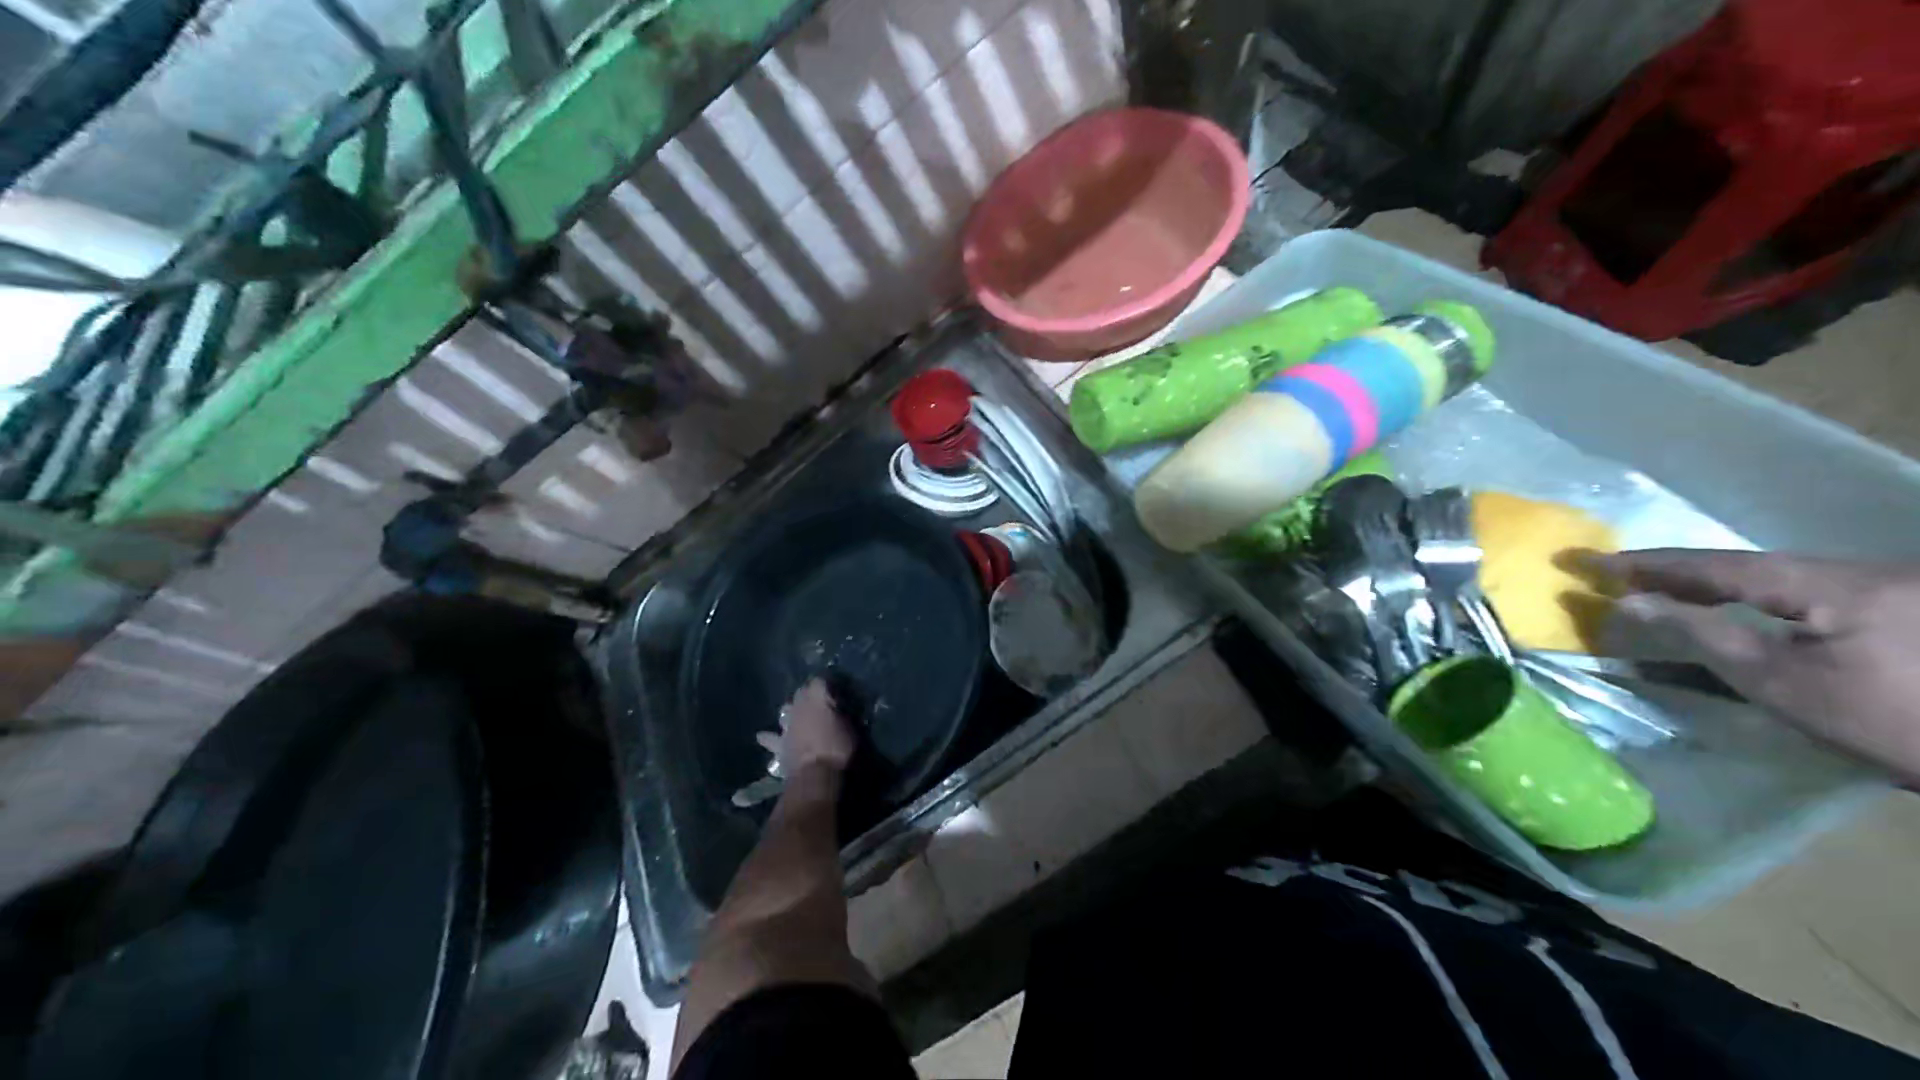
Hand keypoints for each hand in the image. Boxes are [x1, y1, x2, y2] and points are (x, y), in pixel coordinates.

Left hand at [765, 677, 855, 778]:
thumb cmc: (838, 749)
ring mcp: (787, 725)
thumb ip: (841, 714)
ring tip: (797, 714)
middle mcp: (799, 707)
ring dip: (791, 711)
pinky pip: (770, 739)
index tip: (834, 690)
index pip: (819, 681)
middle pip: (801, 692)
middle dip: (809, 694)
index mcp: (817, 699)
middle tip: (819, 701)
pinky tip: (762, 736)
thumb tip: (838, 708)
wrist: (815, 775)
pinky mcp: (779, 744)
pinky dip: (768, 737)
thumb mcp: (849, 728)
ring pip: (785, 710)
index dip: (826, 685)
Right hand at [1598, 550, 1919, 784]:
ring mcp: (1894, 589)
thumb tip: (1630, 602)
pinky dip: (1755, 598)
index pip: (1717, 566)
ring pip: (1780, 578)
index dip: (1646, 564)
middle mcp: (1867, 572)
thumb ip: (1704, 635)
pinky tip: (1731, 606)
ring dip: (1713, 585)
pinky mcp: (1906, 610)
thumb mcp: (1784, 684)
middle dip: (1677, 572)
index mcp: (1837, 584)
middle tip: (1612, 574)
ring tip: (1657, 590)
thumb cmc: (1891, 723)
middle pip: (1751, 565)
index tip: (1584, 560)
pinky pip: (1807, 592)